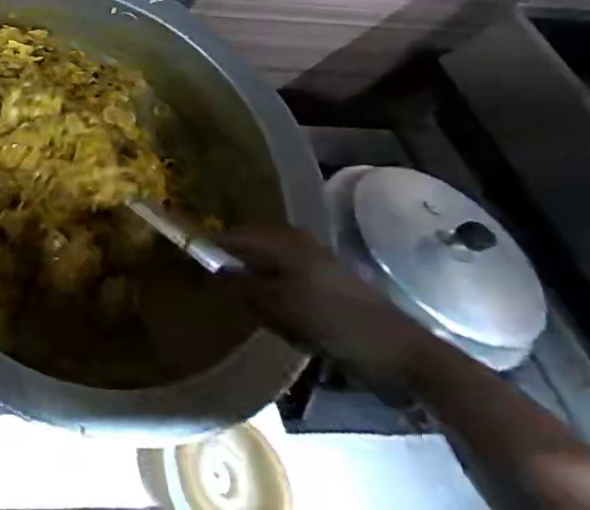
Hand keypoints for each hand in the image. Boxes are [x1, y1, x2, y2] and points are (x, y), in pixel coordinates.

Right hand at [214, 226, 436, 386]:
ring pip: (267, 253)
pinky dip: (270, 276)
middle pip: (250, 240)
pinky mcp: (326, 272)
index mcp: (284, 243)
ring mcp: (314, 254)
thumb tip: (212, 273)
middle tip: (211, 279)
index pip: (233, 237)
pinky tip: (268, 297)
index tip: (187, 260)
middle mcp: (297, 240)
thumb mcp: (284, 310)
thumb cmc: (337, 325)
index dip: (210, 247)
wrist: (402, 351)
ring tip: (238, 291)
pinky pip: (285, 265)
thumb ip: (245, 288)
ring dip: (251, 268)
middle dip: (229, 256)